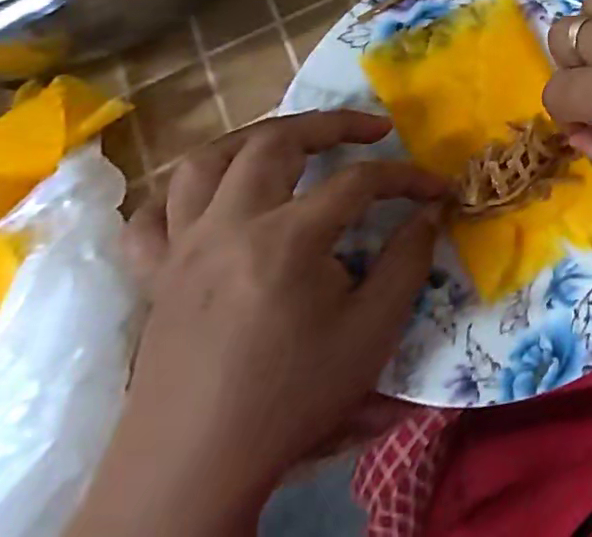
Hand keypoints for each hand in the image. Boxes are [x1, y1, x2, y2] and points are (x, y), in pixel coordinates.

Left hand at [72, 111, 442, 536]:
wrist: (195, 467)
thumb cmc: (293, 394)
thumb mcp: (374, 328)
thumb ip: (407, 259)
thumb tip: (429, 211)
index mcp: (286, 238)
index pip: (358, 181)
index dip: (407, 177)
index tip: (438, 190)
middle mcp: (228, 226)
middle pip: (274, 143)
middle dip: (331, 123)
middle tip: (371, 128)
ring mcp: (181, 249)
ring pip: (204, 162)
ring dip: (256, 138)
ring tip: (294, 140)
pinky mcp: (154, 278)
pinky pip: (153, 216)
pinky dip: (184, 193)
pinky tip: (215, 197)